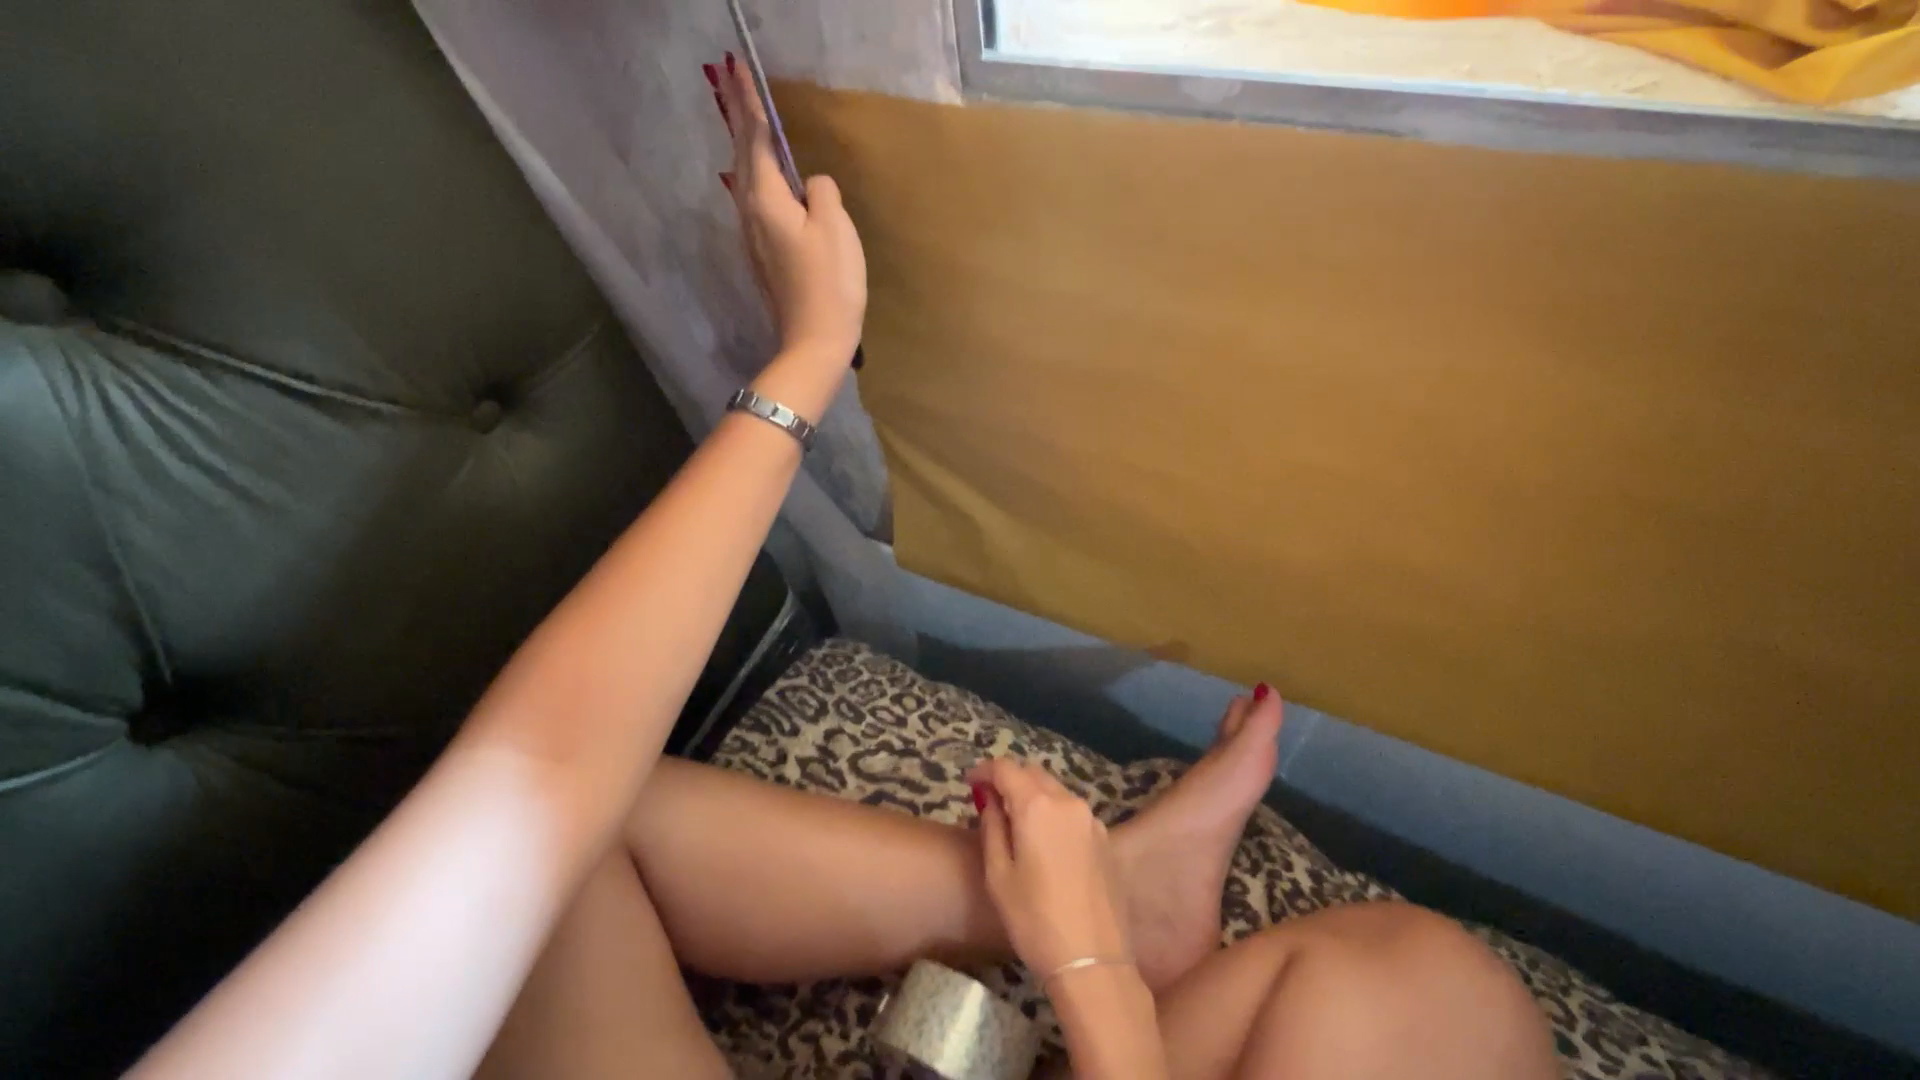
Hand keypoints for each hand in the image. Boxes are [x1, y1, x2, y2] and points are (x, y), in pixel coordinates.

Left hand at [710, 55, 866, 366]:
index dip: (748, 101)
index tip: (736, 67)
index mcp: (766, 199)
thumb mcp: (835, 228)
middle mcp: (749, 213)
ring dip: (746, 145)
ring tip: (747, 118)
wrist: (814, 341)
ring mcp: (752, 237)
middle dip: (739, 115)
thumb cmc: (829, 283)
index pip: (755, 138)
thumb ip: (821, 192)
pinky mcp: (762, 255)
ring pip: (746, 178)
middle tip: (733, 79)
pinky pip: (756, 201)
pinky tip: (765, 173)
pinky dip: (758, 175)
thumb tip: (810, 185)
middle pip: (743, 154)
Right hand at [971, 759, 1133, 979]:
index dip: (985, 770)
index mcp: (1038, 806)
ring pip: (1057, 791)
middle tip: (989, 801)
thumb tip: (991, 800)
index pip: (1006, 768)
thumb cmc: (1034, 920)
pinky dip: (1054, 814)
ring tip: (1016, 822)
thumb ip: (992, 827)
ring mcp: (1092, 820)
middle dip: (1010, 779)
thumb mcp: (998, 875)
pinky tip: (1045, 841)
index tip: (970, 781)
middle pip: (1034, 774)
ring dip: (1034, 795)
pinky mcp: (1106, 840)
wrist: (1093, 961)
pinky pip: (1073, 813)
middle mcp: (1069, 802)